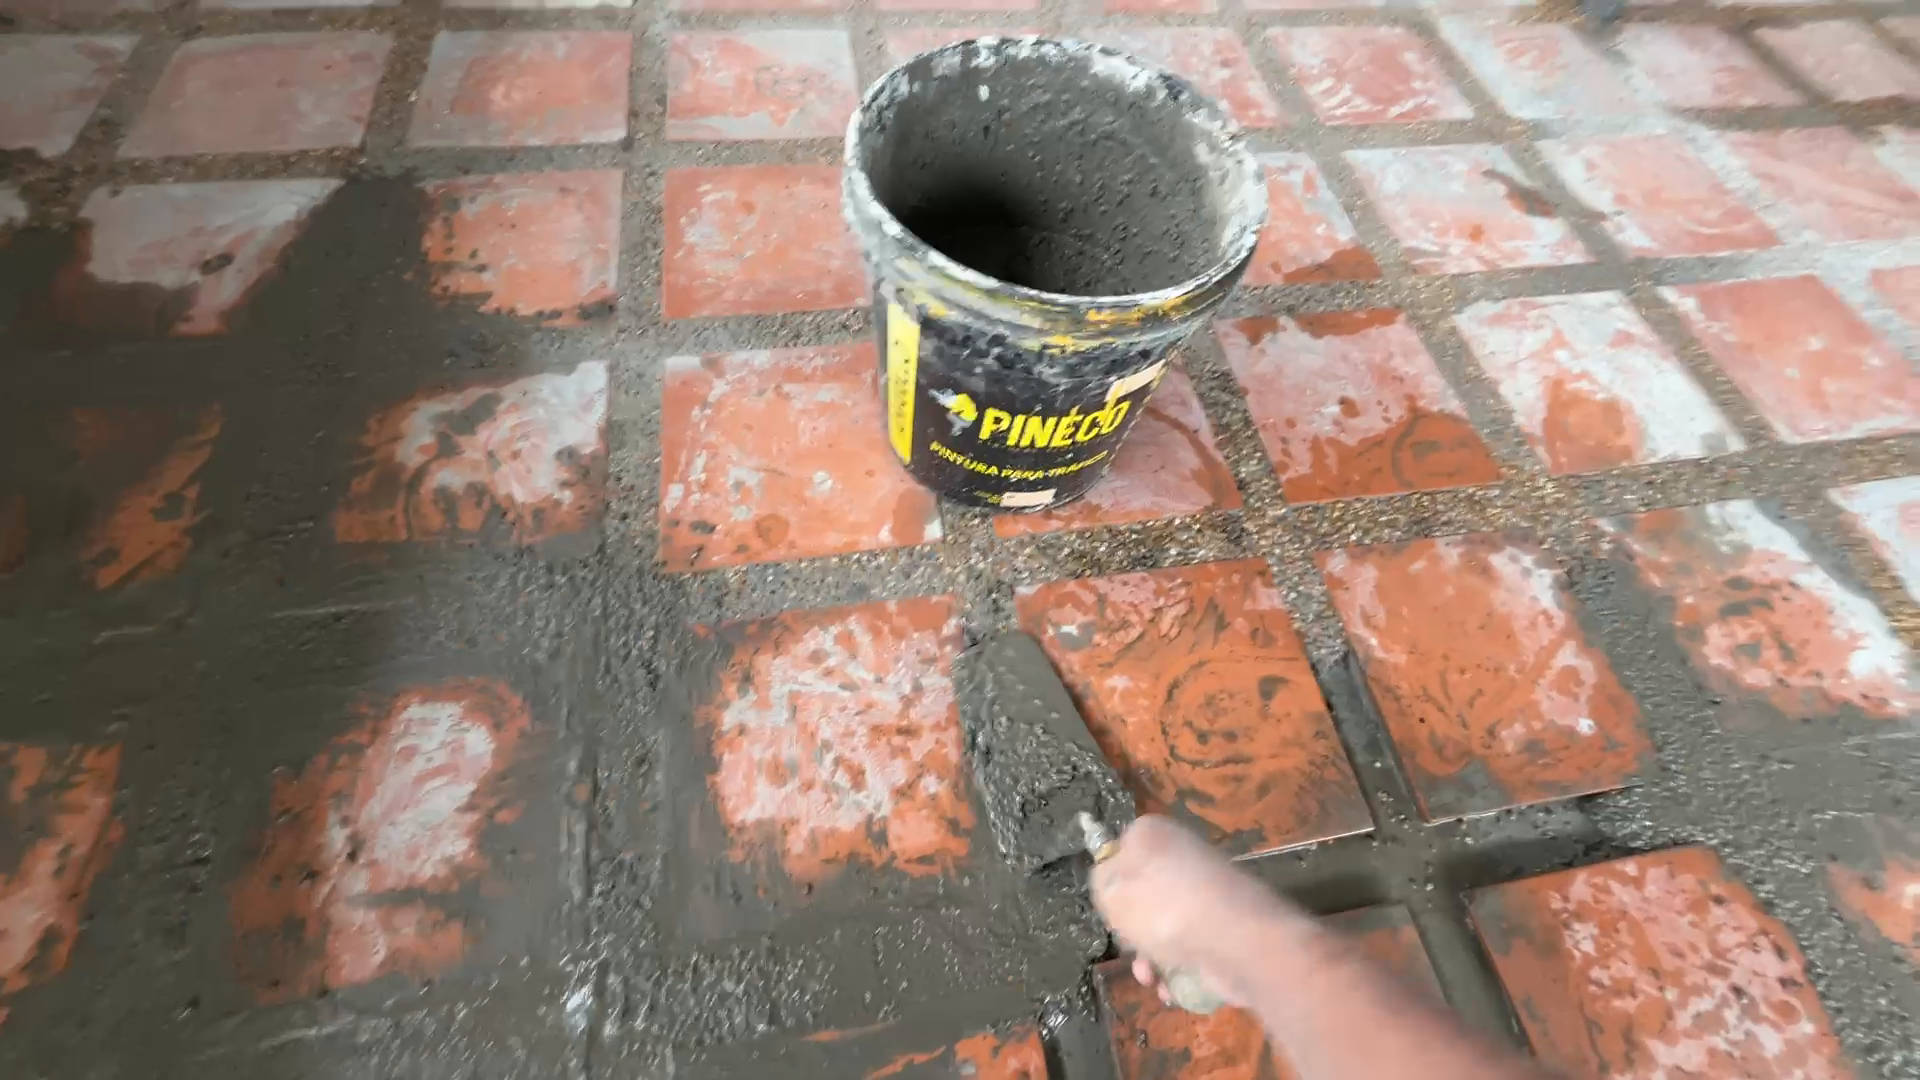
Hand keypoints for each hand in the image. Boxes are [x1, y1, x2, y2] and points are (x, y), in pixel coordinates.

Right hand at [1090, 815, 1304, 1007]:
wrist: (1239, 940)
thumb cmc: (1165, 908)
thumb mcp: (1110, 892)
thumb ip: (1100, 881)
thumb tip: (1111, 879)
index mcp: (1151, 833)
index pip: (1118, 850)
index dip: (1110, 882)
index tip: (1111, 908)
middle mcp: (1179, 853)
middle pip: (1141, 892)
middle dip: (1131, 928)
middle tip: (1129, 946)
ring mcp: (1205, 888)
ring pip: (1164, 923)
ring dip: (1151, 956)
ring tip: (1151, 978)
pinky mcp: (1224, 922)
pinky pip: (1190, 943)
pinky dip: (1179, 967)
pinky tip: (1173, 987)